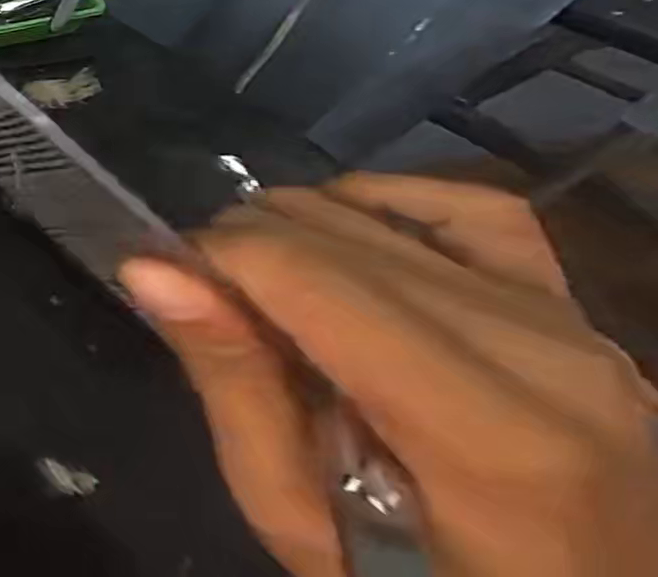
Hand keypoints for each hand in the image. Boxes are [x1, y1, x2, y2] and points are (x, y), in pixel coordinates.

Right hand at [120, 173, 657, 576]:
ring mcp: (574, 326)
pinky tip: (338, 238)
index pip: (294, 266)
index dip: (203, 260)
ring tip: (265, 293)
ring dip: (283, 233)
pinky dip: (379, 203)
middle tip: (216, 315)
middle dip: (234, 250)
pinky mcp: (576, 313)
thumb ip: (231, 384)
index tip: (169, 297)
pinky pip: (468, 209)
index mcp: (485, 430)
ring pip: (366, 209)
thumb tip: (146, 267)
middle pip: (320, 229)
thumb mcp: (300, 519)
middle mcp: (542, 353)